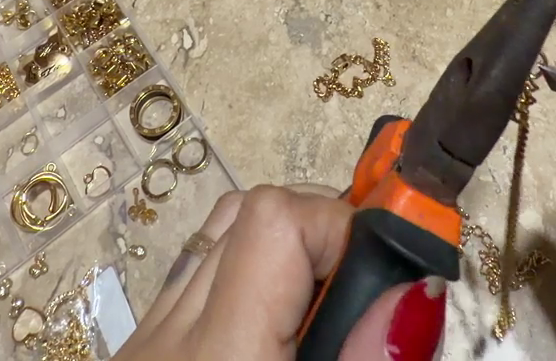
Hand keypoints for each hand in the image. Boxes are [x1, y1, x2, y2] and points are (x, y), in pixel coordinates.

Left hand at [113, 184, 445, 360]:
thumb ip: (363, 359)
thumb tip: (415, 284)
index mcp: (218, 353)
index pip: (278, 216)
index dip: (345, 226)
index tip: (400, 268)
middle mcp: (171, 329)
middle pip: (253, 210)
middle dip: (327, 231)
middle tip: (372, 295)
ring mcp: (147, 335)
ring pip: (223, 233)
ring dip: (288, 247)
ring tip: (329, 307)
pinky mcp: (140, 346)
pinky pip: (198, 272)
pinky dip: (249, 275)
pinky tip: (275, 325)